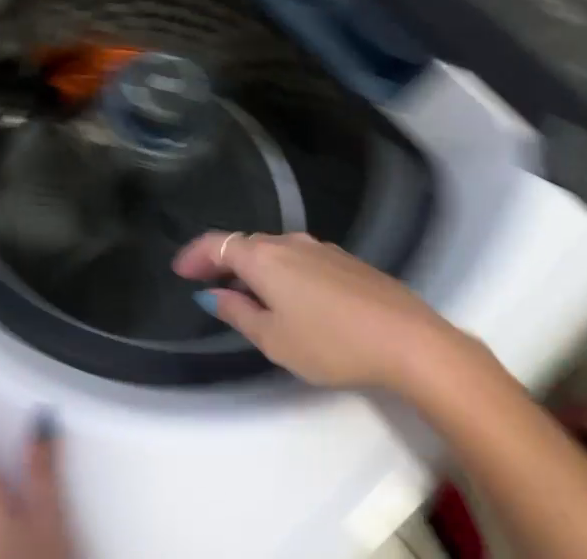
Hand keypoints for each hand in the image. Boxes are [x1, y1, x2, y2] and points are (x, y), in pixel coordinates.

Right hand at [174, 231, 492, 399]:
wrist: (407, 339)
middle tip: (206, 284)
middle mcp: (291, 243)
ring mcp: (322, 249)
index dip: (194, 256)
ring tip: (246, 293)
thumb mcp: (274, 339)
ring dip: (254, 267)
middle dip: (222, 261)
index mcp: (264, 258)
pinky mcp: (347, 262)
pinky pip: (300, 259)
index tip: (179, 271)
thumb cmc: (330, 343)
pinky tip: (289, 296)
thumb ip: (238, 313)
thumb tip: (213, 294)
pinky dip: (281, 271)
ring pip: (275, 251)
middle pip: (246, 244)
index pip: (217, 244)